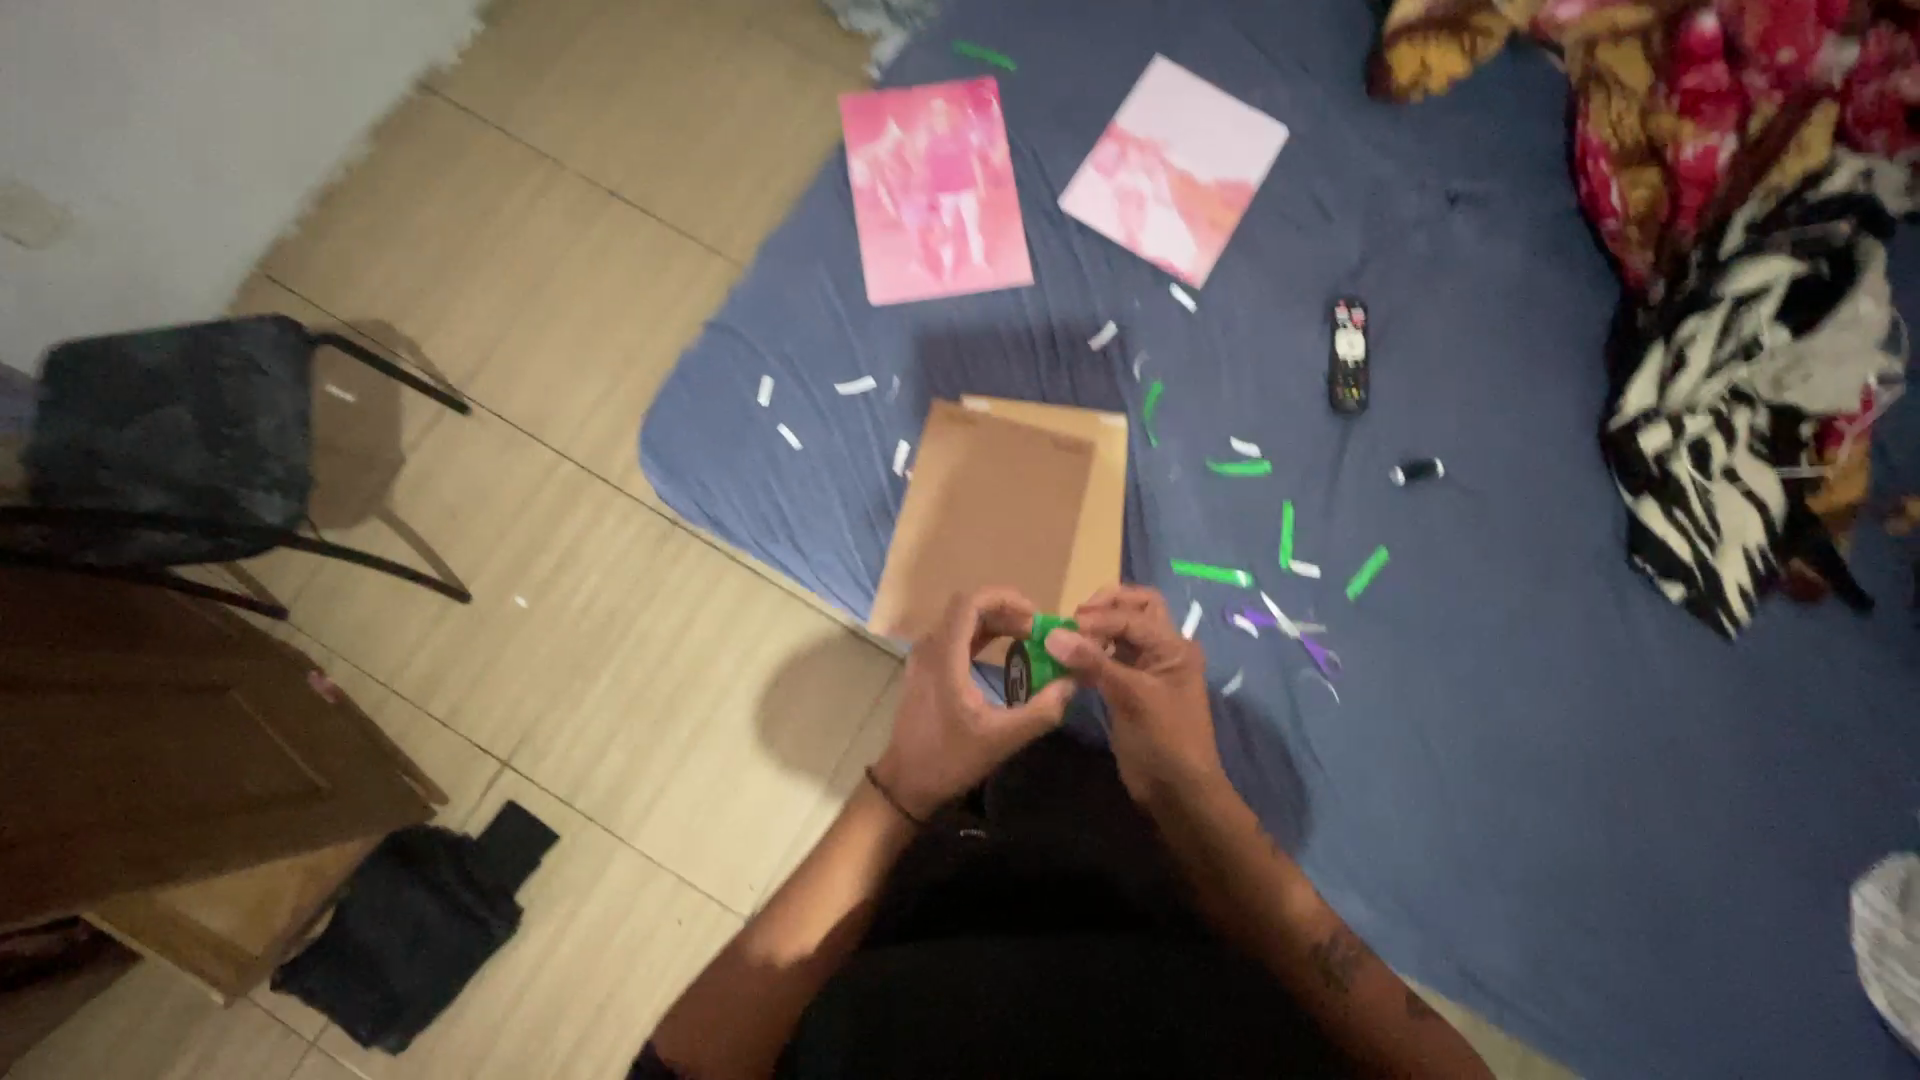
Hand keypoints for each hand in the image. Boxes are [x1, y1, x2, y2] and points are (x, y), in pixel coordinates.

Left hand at [873, 587, 1074, 817]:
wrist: (905, 782)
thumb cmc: (950, 759)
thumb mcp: (1003, 739)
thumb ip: (1042, 710)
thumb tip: (1072, 682)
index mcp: (944, 657)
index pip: (970, 603)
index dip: (1005, 599)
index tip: (1035, 615)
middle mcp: (930, 648)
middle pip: (968, 608)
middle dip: (1006, 611)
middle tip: (1037, 630)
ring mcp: (924, 658)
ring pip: (962, 621)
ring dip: (995, 622)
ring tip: (1028, 638)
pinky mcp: (926, 669)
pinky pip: (956, 637)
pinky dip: (982, 636)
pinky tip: (1006, 651)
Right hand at [1044, 585, 1226, 806]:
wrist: (1176, 790)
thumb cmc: (1164, 739)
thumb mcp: (1131, 696)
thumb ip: (1093, 662)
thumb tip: (1053, 634)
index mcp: (1174, 646)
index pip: (1133, 615)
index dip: (1099, 618)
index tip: (1065, 629)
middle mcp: (1162, 650)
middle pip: (1134, 609)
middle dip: (1104, 608)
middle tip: (1073, 622)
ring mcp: (1145, 669)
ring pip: (1119, 634)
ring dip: (1093, 632)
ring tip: (1064, 641)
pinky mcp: (1128, 688)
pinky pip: (1107, 660)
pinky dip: (1088, 657)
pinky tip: (1066, 665)